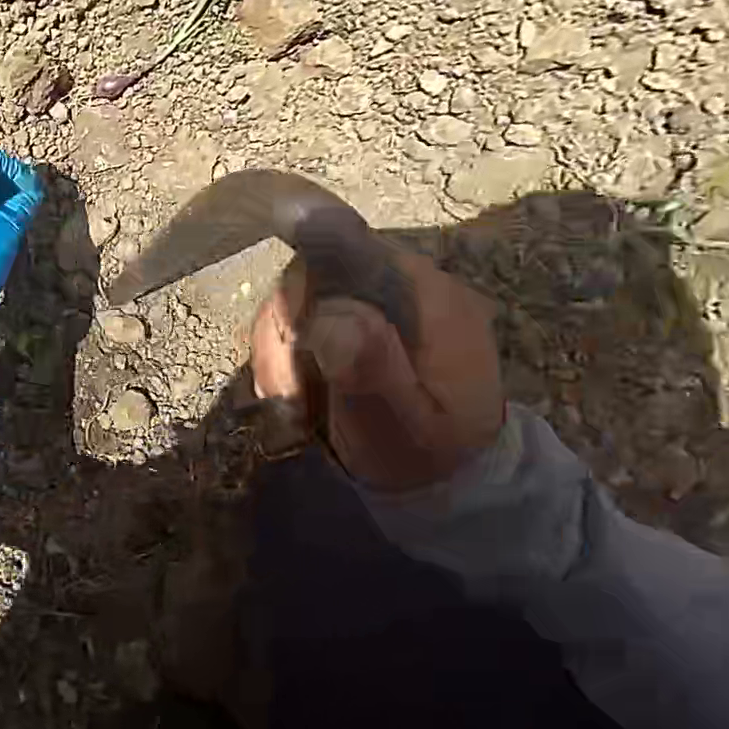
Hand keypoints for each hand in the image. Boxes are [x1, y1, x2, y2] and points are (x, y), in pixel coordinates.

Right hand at [251, 247, 504, 490]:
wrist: (449, 482)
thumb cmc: (431, 455)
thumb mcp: (405, 422)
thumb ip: (372, 367)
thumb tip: (327, 315)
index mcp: (425, 294)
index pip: (348, 247)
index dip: (303, 276)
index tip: (283, 326)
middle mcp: (400, 284)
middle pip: (312, 276)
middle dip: (284, 333)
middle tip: (284, 395)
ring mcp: (375, 303)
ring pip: (296, 302)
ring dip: (279, 353)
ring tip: (290, 407)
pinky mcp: (354, 324)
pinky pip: (300, 322)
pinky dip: (284, 358)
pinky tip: (294, 398)